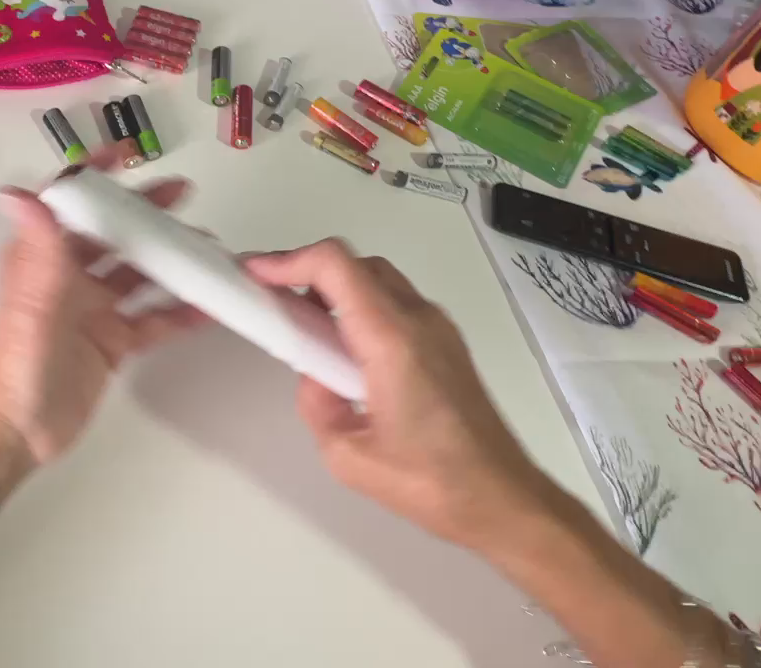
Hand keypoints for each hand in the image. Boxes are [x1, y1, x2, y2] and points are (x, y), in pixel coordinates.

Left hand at [0, 159, 206, 468]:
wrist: (15, 433)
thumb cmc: (16, 366)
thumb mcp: (32, 302)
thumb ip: (37, 247)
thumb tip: (13, 190)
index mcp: (43, 259)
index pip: (68, 205)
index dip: (92, 177)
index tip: (122, 155)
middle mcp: (68, 277)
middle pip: (112, 233)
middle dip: (145, 212)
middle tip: (182, 193)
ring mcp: (92, 310)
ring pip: (137, 274)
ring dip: (169, 258)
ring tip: (207, 246)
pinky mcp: (111, 342)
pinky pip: (151, 320)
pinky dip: (178, 312)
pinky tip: (208, 306)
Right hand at [245, 240, 557, 549]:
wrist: (506, 501)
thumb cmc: (432, 482)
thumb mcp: (347, 454)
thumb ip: (315, 402)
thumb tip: (314, 375)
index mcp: (391, 339)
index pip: (334, 266)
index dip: (287, 260)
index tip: (254, 273)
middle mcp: (417, 319)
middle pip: (353, 262)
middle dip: (304, 269)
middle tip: (271, 296)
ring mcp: (437, 326)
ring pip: (374, 276)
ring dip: (333, 285)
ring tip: (302, 321)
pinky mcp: (445, 340)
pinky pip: (392, 298)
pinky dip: (357, 302)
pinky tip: (342, 344)